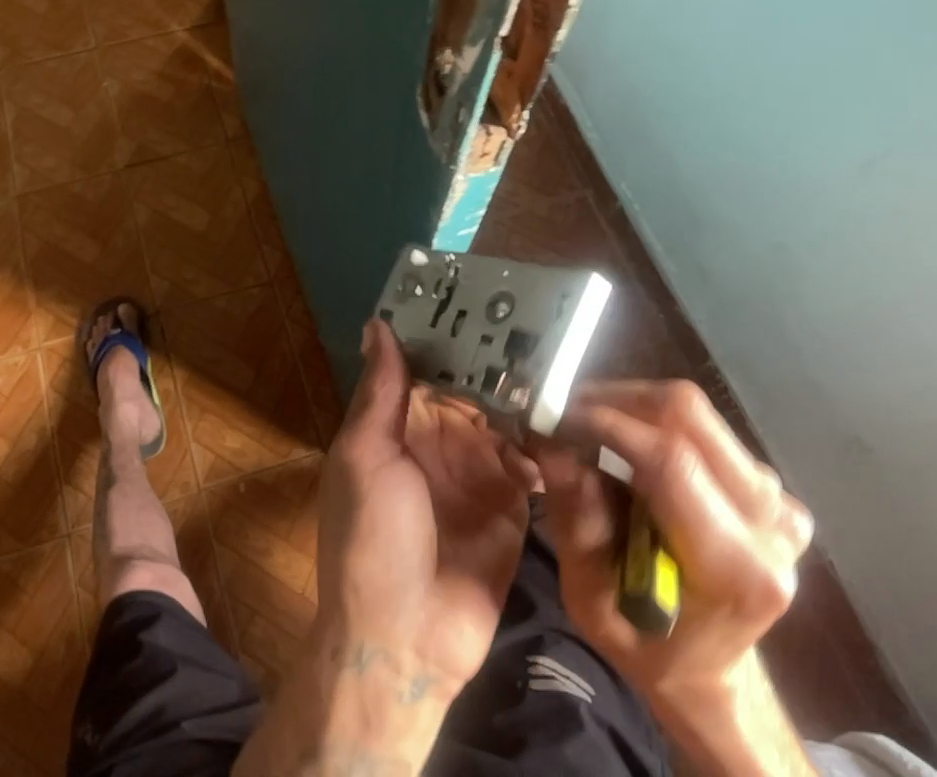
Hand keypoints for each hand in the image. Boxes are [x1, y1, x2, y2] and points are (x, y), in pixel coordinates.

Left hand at [316, 318, 537, 686]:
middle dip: (503, 364)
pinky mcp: (513, 507)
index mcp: (396, 428)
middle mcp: (439, 445)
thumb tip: (378, 323)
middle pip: (476, 391)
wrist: (406, 640)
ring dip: (531, 400)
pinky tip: (571, 422)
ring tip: (567, 365)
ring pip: (509, 422)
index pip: (429, 369)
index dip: (453, 337)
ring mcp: (478, 475)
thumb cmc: (373, 539)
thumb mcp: (365, 457)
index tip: (486, 296)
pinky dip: (550, 444)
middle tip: (545, 325)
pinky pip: (534, 465)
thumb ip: (381, 393)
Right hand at [535, 380, 817, 775]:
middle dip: (614, 400)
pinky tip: (619, 444)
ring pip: (696, 415)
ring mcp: (779, 501)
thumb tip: (550, 442)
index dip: (606, 424)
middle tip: (561, 410)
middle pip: (689, 418)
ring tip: (583, 426)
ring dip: (630, 407)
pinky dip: (651, 422)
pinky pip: (703, 429)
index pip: (671, 463)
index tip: (551, 412)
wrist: (707, 667)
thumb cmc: (645, 644)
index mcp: (735, 569)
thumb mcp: (590, 599)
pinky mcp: (769, 485)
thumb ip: (576, 520)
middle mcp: (772, 526)